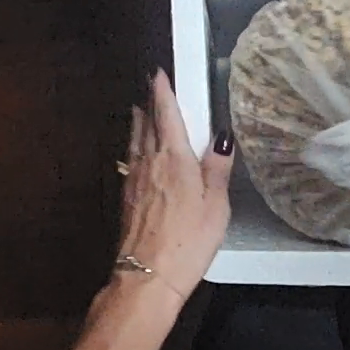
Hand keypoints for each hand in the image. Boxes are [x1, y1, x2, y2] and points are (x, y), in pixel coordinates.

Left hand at [117, 70, 232, 304]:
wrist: (147, 275)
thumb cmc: (187, 242)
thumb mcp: (216, 205)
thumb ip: (217, 168)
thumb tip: (222, 138)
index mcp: (173, 158)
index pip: (165, 114)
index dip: (162, 91)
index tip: (158, 74)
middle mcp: (148, 162)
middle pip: (146, 122)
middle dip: (149, 103)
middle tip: (151, 88)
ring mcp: (133, 179)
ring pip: (135, 140)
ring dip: (139, 121)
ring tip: (140, 110)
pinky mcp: (126, 197)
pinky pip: (131, 159)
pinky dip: (135, 145)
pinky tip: (137, 152)